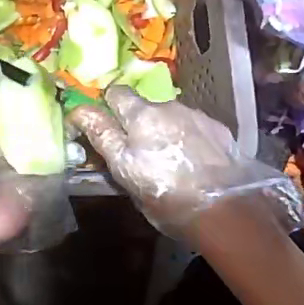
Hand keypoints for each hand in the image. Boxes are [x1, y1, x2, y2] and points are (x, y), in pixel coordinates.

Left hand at [0, 67, 61, 256]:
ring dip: (58, 124)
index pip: (1, 100)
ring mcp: (22, 159)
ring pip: (43, 135)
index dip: (16, 86)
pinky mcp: (40, 177)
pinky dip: (67, 148)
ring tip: (78, 106)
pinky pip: (56, 158)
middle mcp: (3, 141)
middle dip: (43, 104)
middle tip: (65, 87)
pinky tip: (81, 133)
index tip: (37, 69)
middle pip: (26, 116)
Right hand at [69, 86, 303, 239]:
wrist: (225, 211)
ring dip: (163, 131)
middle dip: (137, 124)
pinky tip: (192, 162)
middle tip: (136, 153)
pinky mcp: (219, 130)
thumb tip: (78, 110)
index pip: (116, 93)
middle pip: (144, 107)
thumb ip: (102, 135)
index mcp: (141, 115)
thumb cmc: (164, 193)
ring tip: (168, 160)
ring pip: (170, 117)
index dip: (107, 107)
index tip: (104, 127)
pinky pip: (192, 127)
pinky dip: (186, 138)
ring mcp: (197, 116)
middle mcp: (169, 106)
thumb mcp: (123, 169)